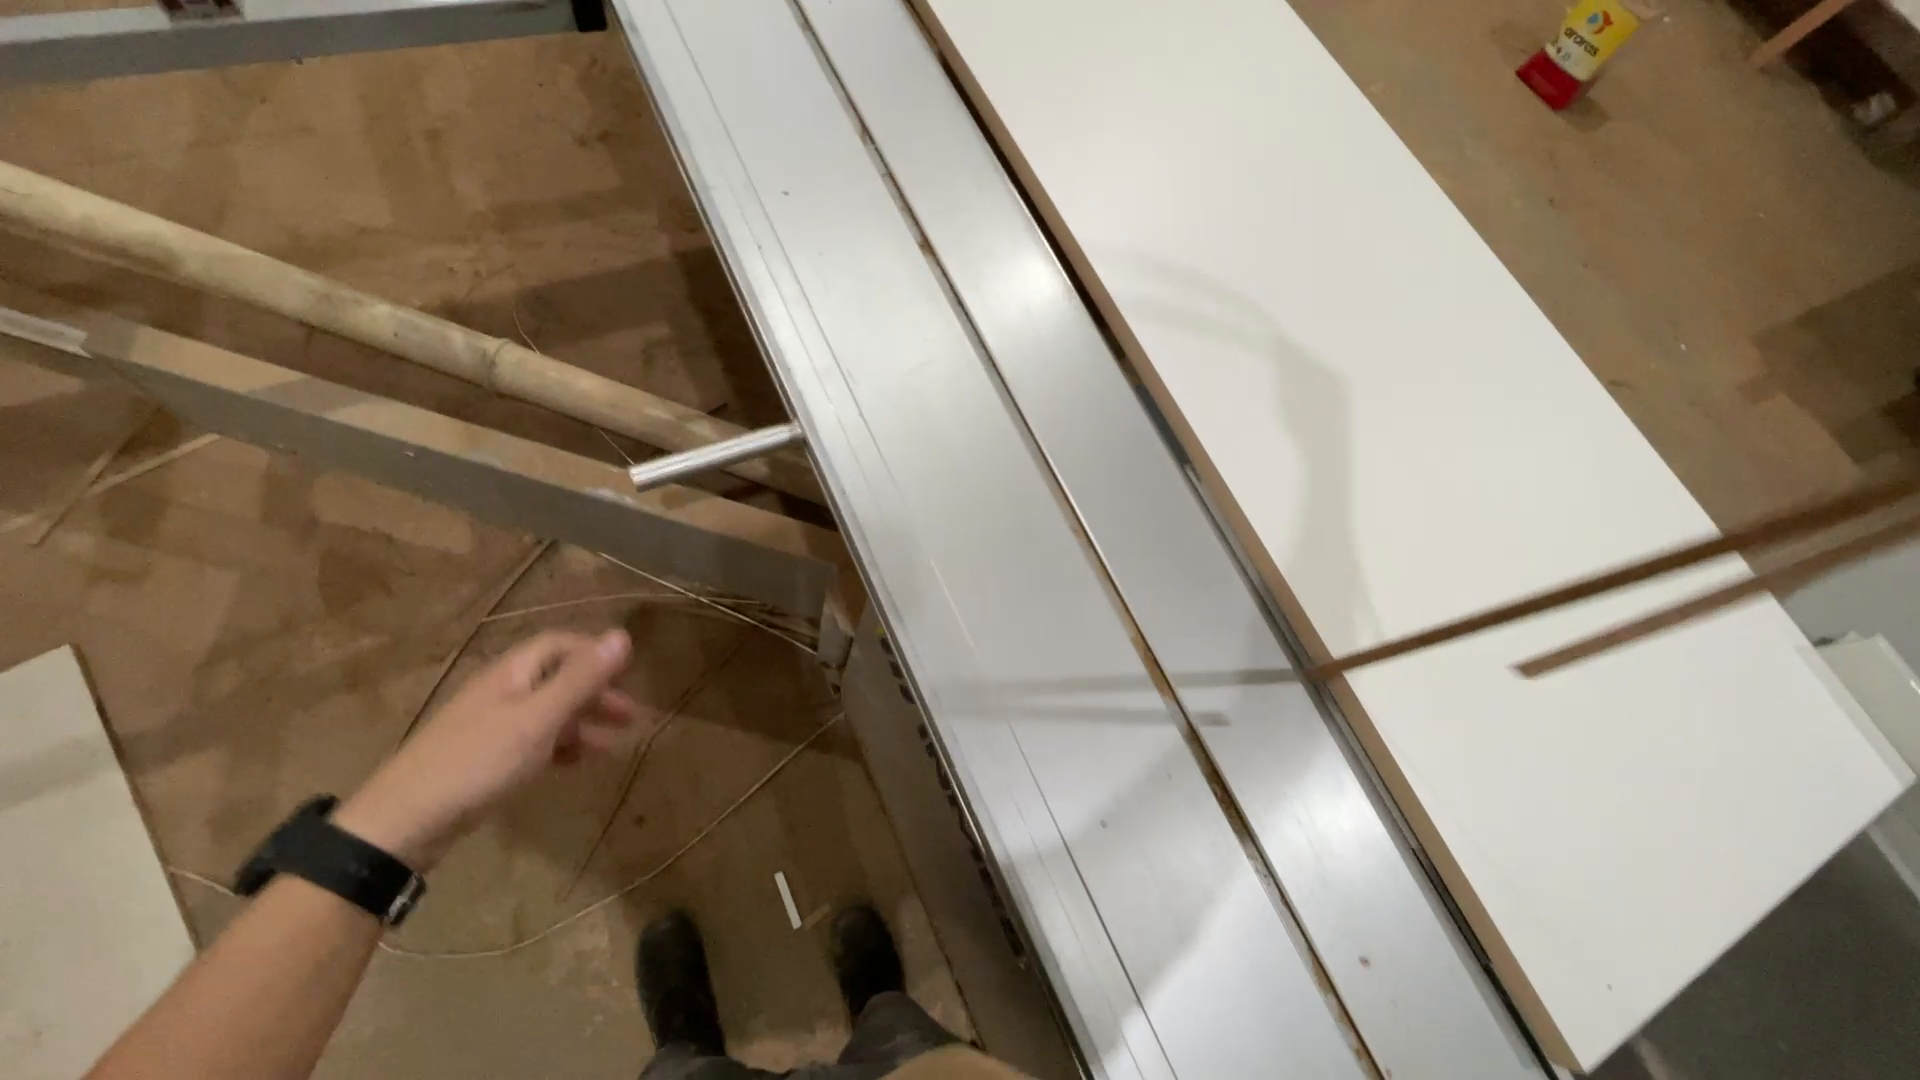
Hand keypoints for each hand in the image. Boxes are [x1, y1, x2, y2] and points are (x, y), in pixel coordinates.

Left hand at [333, 629, 639, 868]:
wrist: (403, 823)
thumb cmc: (477, 762)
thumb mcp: (538, 719)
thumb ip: (581, 679)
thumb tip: (623, 635)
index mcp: (511, 674)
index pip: (559, 645)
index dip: (595, 653)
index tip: (630, 674)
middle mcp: (500, 692)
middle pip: (556, 679)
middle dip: (596, 693)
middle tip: (632, 717)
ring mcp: (490, 727)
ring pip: (547, 713)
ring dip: (583, 722)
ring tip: (613, 746)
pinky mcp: (483, 759)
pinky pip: (533, 741)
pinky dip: (560, 746)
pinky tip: (576, 764)